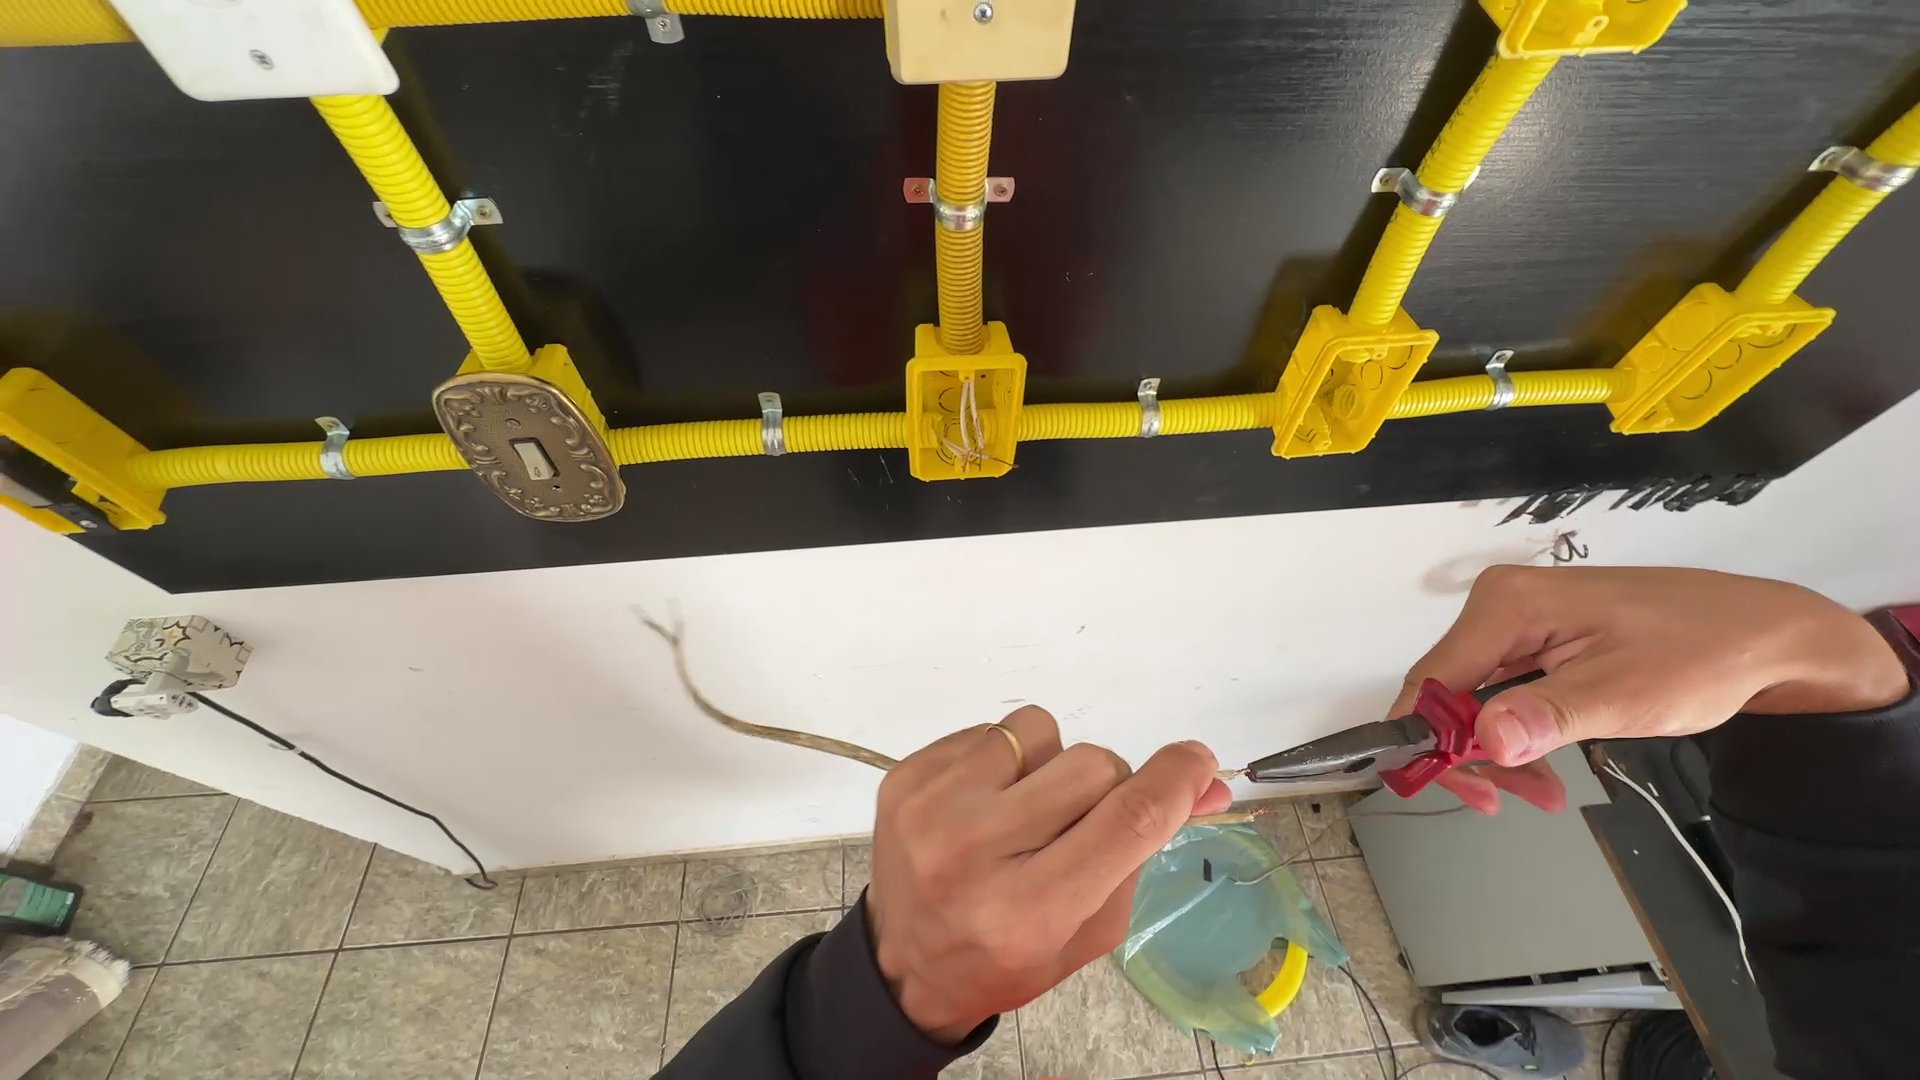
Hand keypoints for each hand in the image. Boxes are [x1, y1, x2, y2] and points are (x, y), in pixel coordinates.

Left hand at [866, 707, 1230, 1042]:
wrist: (906, 960)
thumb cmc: (1008, 955)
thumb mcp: (1089, 926)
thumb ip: (1143, 851)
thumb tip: (1204, 783)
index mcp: (1028, 910)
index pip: (1125, 820)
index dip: (1175, 781)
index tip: (1198, 761)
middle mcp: (973, 851)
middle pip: (1091, 764)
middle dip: (1107, 783)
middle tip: (1083, 816)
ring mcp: (931, 806)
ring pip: (1040, 728)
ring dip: (1050, 763)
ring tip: (1024, 807)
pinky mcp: (907, 774)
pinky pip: (991, 728)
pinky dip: (1005, 757)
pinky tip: (986, 801)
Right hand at [1395, 565, 1907, 813]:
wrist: (1773, 634)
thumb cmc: (1706, 655)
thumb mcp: (1628, 694)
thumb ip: (1550, 715)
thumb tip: (1487, 741)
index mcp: (1506, 605)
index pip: (1436, 676)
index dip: (1425, 732)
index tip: (1443, 784)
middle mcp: (1496, 605)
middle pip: (1448, 688)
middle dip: (1466, 749)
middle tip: (1498, 801)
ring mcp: (1512, 620)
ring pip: (1471, 695)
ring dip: (1493, 748)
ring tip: (1539, 793)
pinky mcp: (1531, 637)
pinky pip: (1498, 689)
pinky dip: (1513, 730)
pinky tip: (1539, 764)